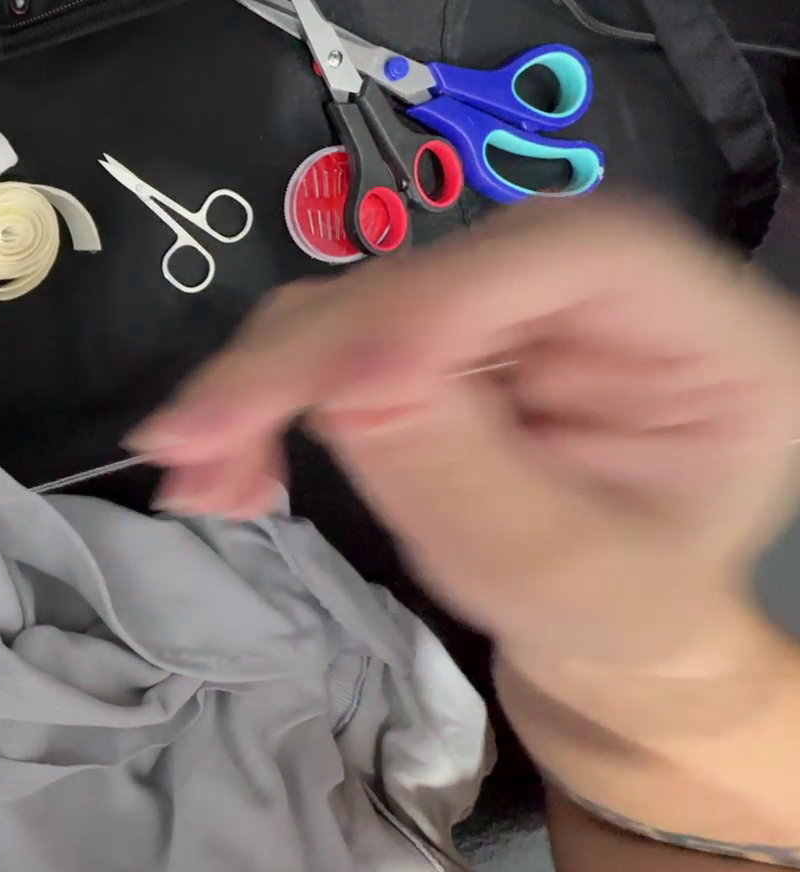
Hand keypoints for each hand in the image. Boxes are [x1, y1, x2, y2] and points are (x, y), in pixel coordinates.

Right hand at [126, 200, 799, 675]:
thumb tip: (342, 391)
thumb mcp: (562, 572)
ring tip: (194, 483)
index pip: (560, 259)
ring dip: (242, 397)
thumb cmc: (606, 605)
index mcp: (687, 332)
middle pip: (397, 284)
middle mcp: (562, 292)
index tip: (341, 396)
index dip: (435, 305)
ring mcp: (464, 307)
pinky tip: (214, 473)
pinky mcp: (391, 335)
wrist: (579, 612)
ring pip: (322, 314)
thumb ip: (465, 479)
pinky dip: (241, 409)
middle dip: (281, 370)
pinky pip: (293, 349)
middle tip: (185, 445)